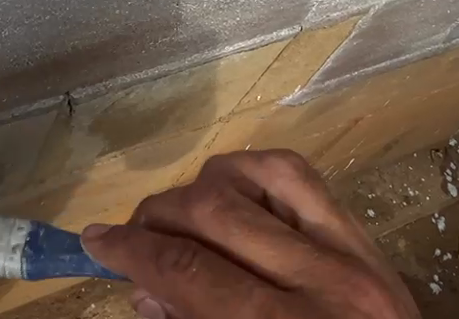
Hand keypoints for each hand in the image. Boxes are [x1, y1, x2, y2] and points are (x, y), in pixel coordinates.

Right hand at [81, 150, 419, 318]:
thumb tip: (144, 288)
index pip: (188, 270)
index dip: (130, 251)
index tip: (94, 241)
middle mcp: (327, 283)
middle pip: (209, 213)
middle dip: (154, 219)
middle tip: (132, 239)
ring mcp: (353, 253)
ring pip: (245, 176)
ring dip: (196, 192)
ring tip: (180, 222)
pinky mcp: (364, 237)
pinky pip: (291, 171)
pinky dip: (247, 170)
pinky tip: (227, 191)